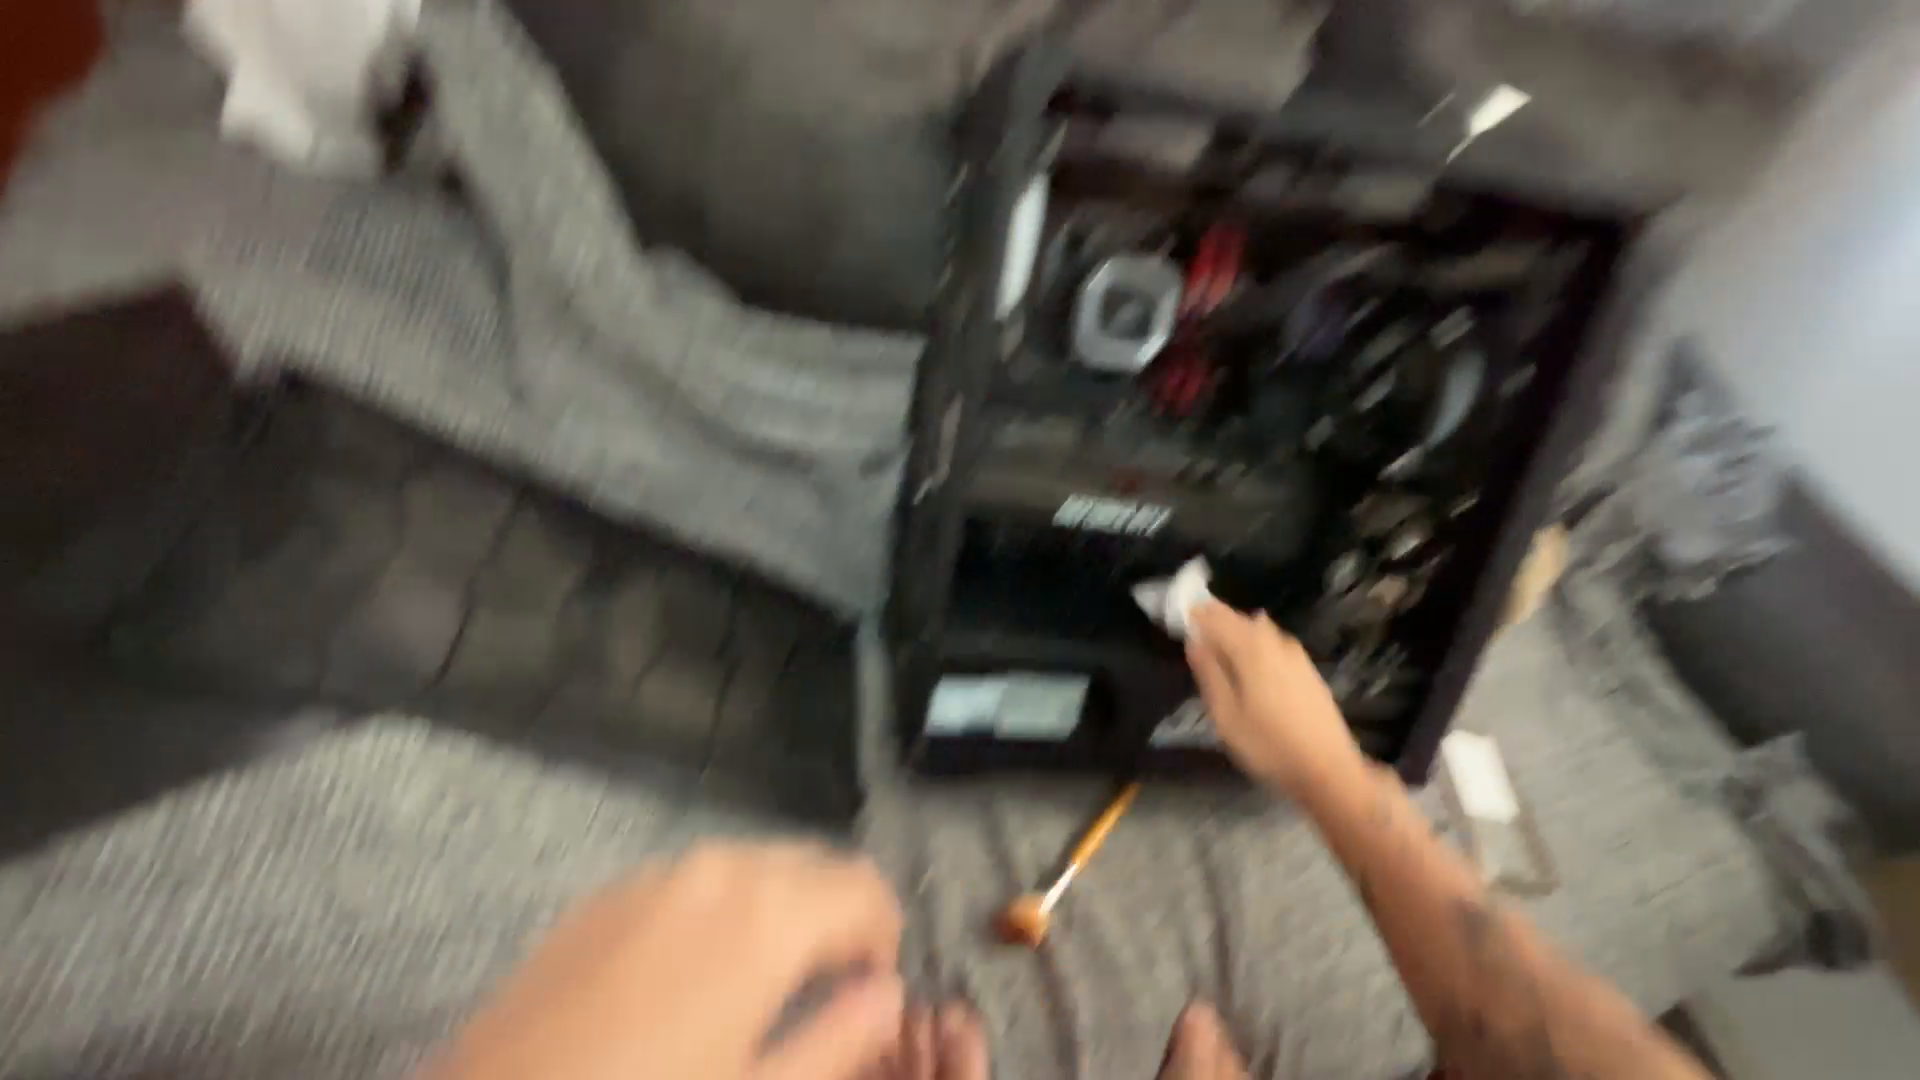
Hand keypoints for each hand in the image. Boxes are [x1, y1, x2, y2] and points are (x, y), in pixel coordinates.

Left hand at [421, 842, 905, 1079]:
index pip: (865, 886)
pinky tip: (699, 972)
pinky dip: (729, 906)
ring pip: (759, 865)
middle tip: (830, 985)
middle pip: (816, 863)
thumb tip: (890, 994)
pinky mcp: (611, 893)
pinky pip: (701, 879)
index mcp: (767, 914)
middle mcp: (720, 870)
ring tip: (769, 980)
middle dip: (839, 914)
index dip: (885, 933)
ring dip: (786, 907)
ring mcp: (659, 874)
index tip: (873, 986)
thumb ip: (840, 1040)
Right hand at [1186, 601, 1364, 801]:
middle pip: (1240, 619)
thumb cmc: (1268, 745)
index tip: (1181, 616)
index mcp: (1250, 650)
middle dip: (1217, 618)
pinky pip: (1275, 642)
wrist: (1328, 769)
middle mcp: (1274, 643)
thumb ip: (1209, 673)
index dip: (1197, 614)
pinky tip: (1254, 658)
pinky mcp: (1308, 669)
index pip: (1216, 618)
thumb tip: (1194, 642)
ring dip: (1238, 628)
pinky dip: (1258, 641)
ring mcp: (1296, 655)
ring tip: (1221, 642)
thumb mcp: (1226, 715)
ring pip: (1259, 629)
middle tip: (1198, 626)